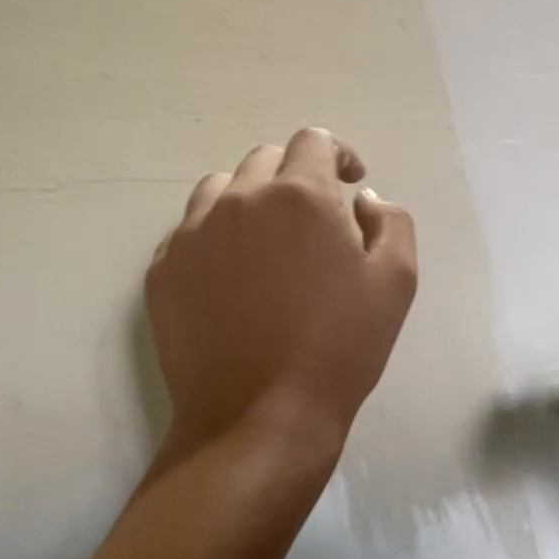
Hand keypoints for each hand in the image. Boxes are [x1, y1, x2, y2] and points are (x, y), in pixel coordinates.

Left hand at [146, 129, 417, 470]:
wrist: (259, 416)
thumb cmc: (340, 347)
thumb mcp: (396, 282)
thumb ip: (390, 223)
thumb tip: (363, 200)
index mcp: (298, 196)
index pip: (313, 141)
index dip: (338, 155)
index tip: (351, 183)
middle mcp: (239, 200)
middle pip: (264, 160)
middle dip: (295, 177)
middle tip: (315, 222)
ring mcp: (191, 235)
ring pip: (220, 190)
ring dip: (250, 201)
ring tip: (268, 244)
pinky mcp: (162, 272)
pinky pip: (189, 233)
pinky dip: (215, 239)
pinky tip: (234, 280)